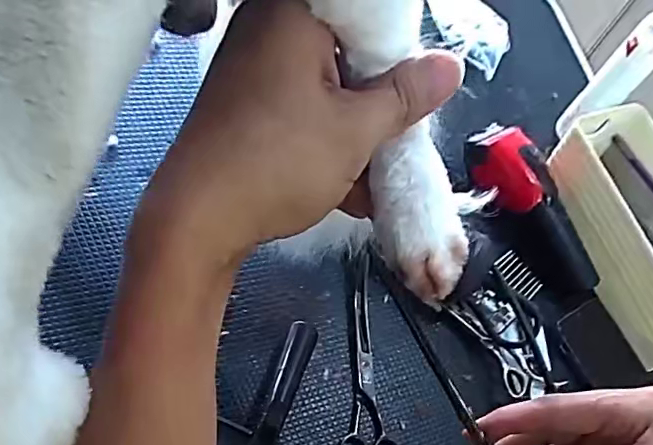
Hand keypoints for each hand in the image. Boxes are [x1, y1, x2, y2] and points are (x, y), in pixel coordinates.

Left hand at [140, 0, 461, 265]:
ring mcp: (256, 69)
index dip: (398, 57)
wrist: (205, 216)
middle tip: (394, 143)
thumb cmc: (273, 164)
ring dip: (357, 137)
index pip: (368, 16)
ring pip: (329, 93)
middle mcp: (269, 28)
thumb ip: (404, 97)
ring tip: (370, 179)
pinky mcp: (251, 107)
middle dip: (377, 107)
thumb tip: (446, 69)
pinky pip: (305, 117)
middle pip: (348, 57)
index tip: (413, 96)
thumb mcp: (355, 132)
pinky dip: (329, 147)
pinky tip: (346, 187)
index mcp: (293, 13)